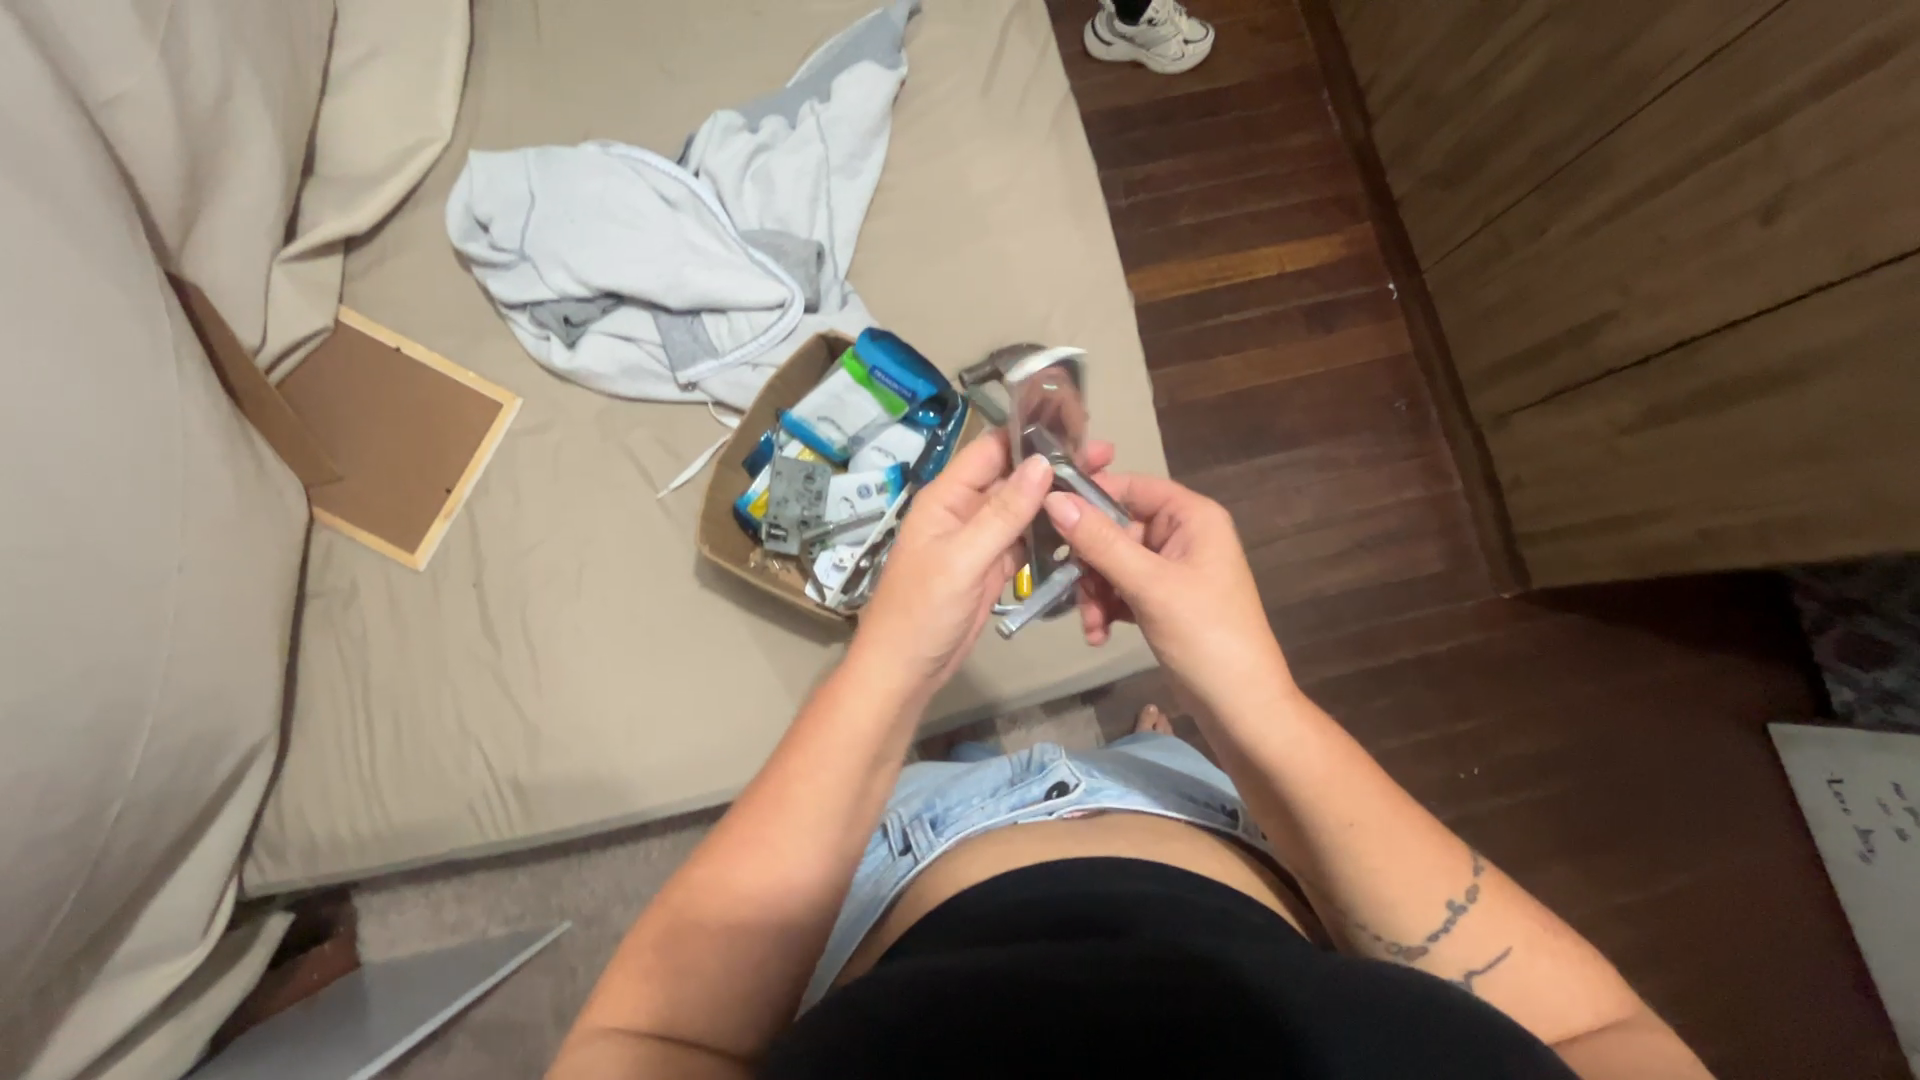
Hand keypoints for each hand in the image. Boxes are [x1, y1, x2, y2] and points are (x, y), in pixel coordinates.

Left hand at [848, 432, 1116, 700]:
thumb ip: (1003, 513)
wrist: (904, 670)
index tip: (1076, 428)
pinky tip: (1080, 529)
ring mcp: (979, 541)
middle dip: (1055, 467)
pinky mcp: (991, 567)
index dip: (1031, 436)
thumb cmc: (922, 612)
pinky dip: (1050, 536)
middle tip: (1105, 458)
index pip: (991, 450)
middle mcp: (963, 512)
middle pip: (1013, 478)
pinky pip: (1024, 542)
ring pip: (1022, 510)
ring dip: (1057, 501)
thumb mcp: (962, 558)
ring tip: (1102, 489)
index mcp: (947, 498)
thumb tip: (1042, 464)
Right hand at [1042, 474, 1294, 708]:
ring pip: (1112, 563)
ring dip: (1094, 593)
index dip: (1090, 498)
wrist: (1240, 706)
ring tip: (1091, 624)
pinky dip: (1106, 608)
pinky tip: (1099, 634)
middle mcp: (1182, 535)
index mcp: (1192, 517)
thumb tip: (1053, 499)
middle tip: (1071, 590)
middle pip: (1116, 529)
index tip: (1047, 515)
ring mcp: (1172, 570)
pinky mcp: (1162, 600)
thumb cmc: (1204, 635)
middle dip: (1090, 563)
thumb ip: (1100, 541)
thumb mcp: (1149, 585)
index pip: (1130, 487)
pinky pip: (1120, 590)